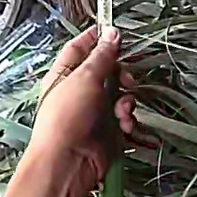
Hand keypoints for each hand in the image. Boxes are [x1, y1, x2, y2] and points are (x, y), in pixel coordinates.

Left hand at [20, 26, 140, 196]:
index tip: (117, 33)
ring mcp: (95, 111)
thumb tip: (113, 33)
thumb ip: (102, 56)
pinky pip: (126, 118)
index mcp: (65, 74)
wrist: (69, 163)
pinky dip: (130, 122)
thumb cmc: (67, 119)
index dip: (98, 38)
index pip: (81, 47)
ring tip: (123, 114)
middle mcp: (80, 90)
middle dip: (122, 76)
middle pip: (108, 71)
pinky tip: (128, 128)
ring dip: (127, 103)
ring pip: (121, 95)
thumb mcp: (85, 79)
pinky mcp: (108, 130)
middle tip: (127, 81)